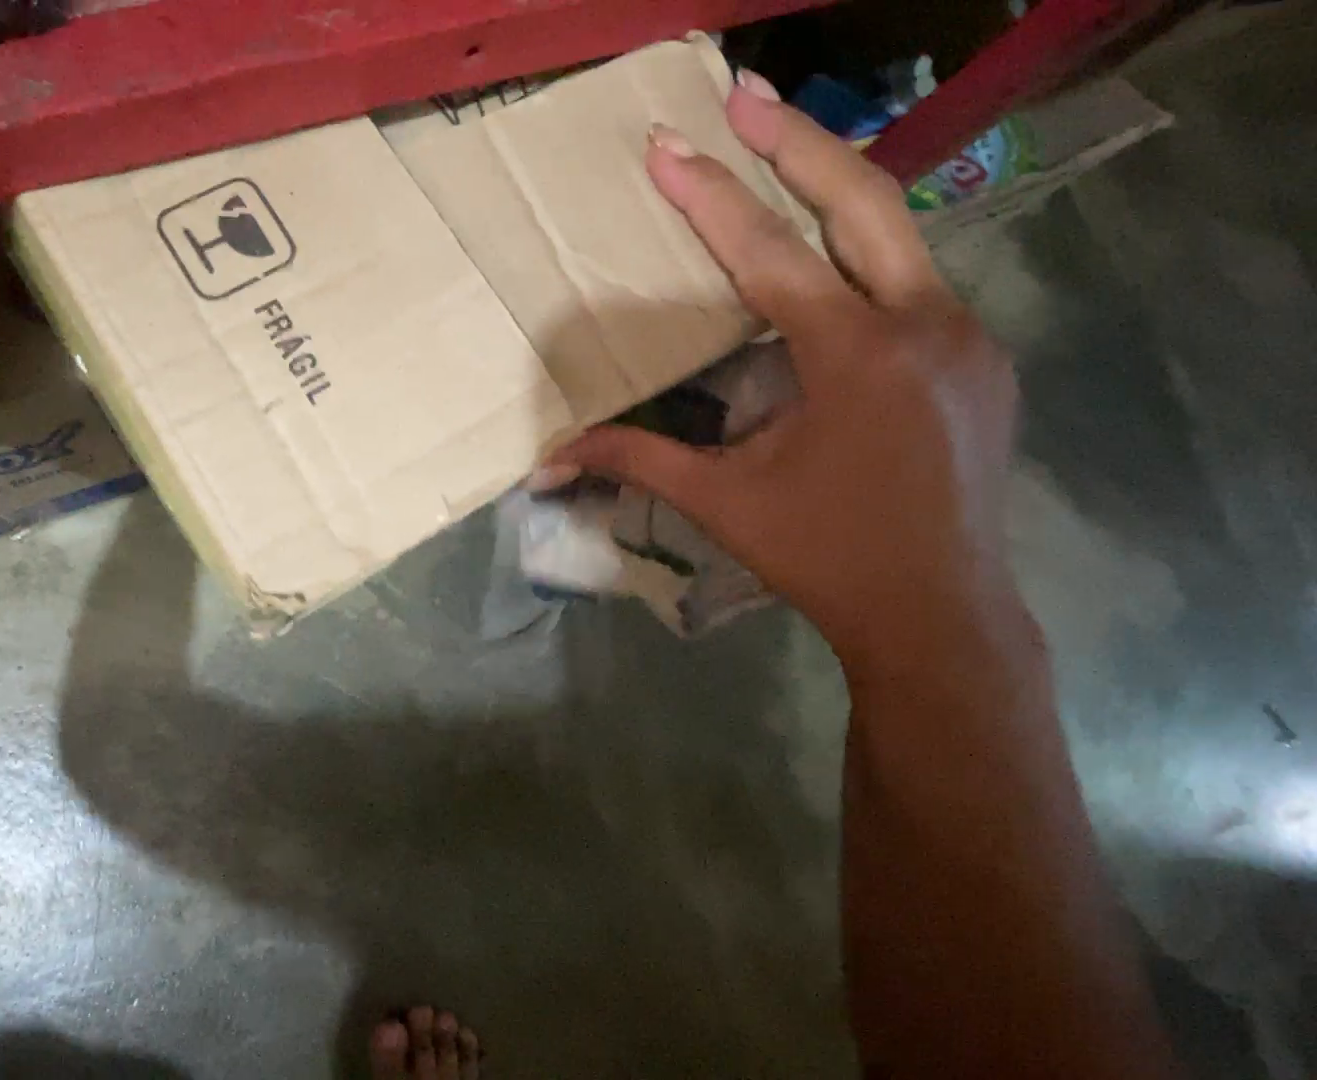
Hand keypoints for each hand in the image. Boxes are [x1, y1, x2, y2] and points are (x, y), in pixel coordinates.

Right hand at [551, 73, 1021, 671]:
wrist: (938, 611)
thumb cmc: (822, 554)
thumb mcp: (722, 501)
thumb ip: (638, 459)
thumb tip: (548, 459)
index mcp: (854, 356)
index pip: (769, 254)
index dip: (710, 198)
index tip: (666, 146)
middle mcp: (923, 324)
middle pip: (861, 200)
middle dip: (795, 142)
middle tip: (743, 95)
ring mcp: (966, 336)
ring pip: (898, 234)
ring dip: (834, 189)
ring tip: (782, 154)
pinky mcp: (979, 358)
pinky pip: (915, 283)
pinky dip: (863, 256)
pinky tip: (829, 264)